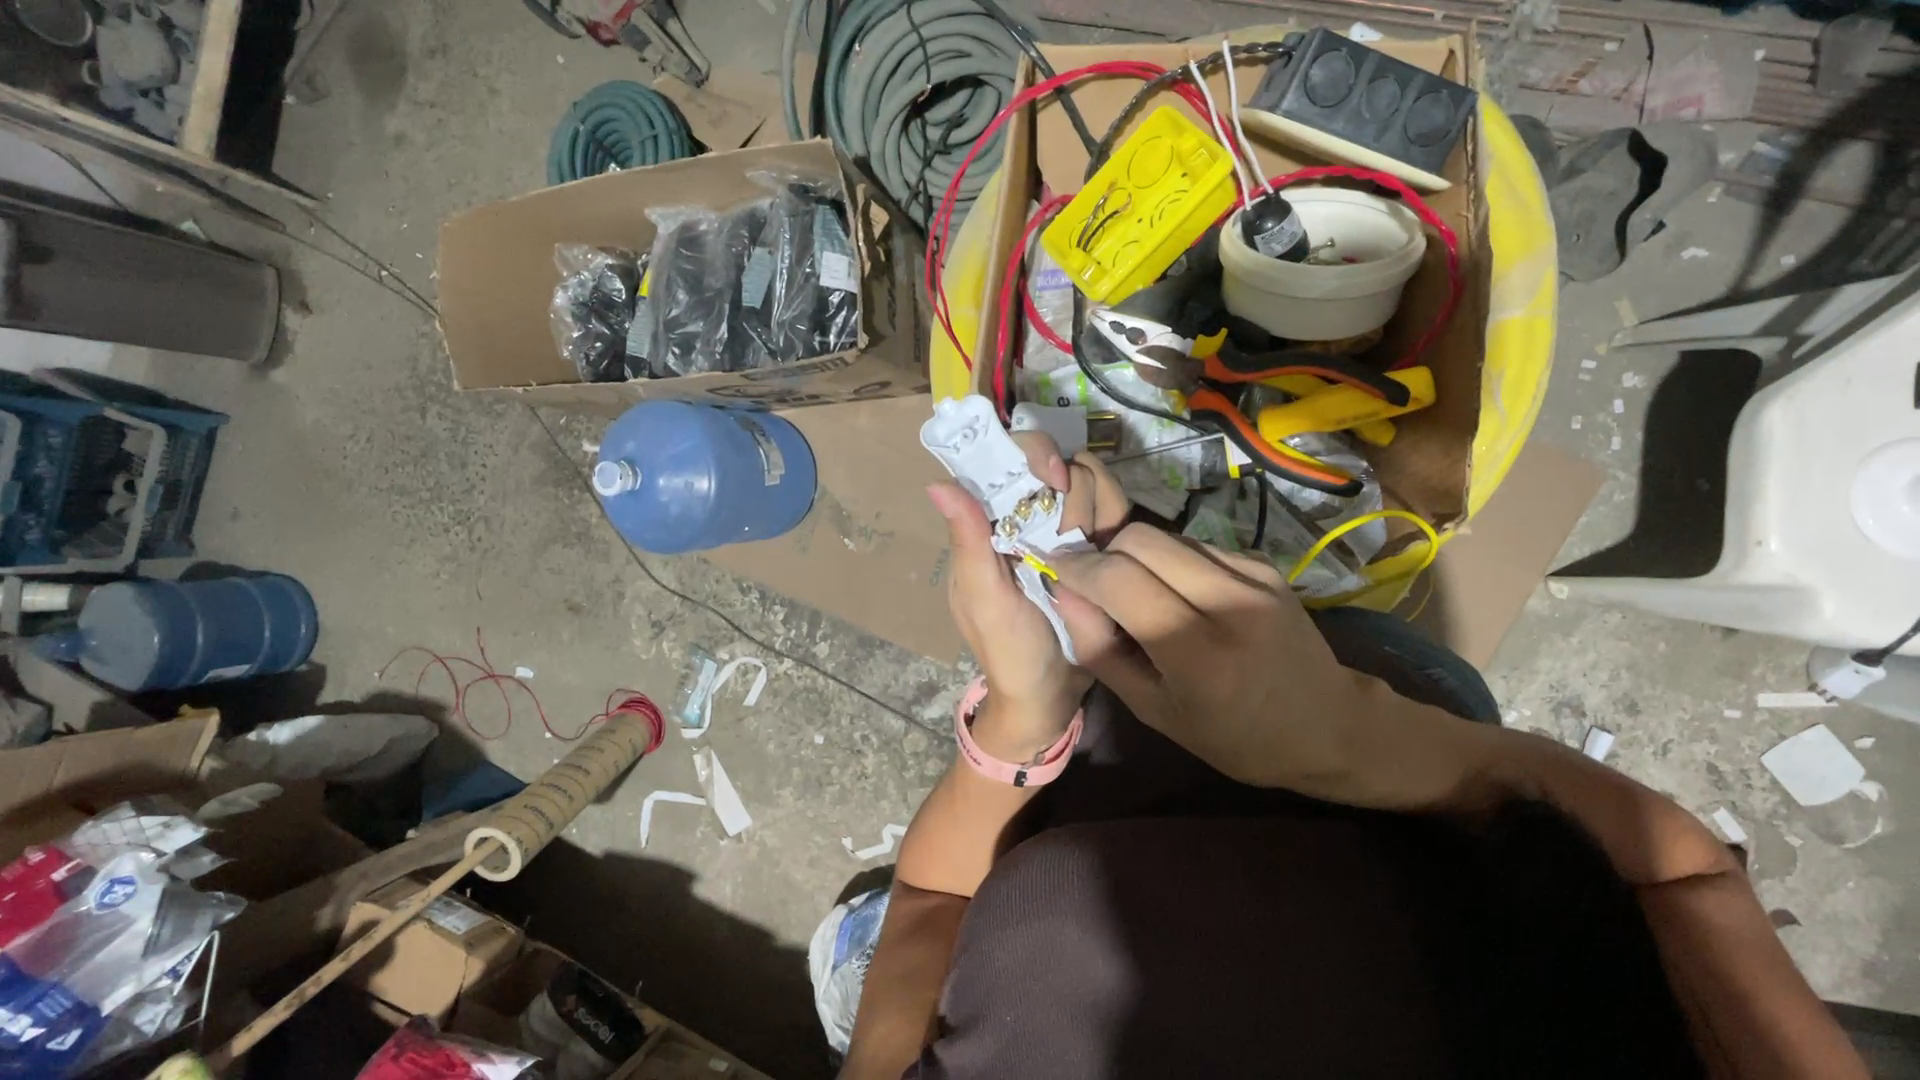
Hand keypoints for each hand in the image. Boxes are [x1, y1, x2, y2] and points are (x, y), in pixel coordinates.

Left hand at [926, 433, 1128, 759]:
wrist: (1051, 697)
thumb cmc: (1006, 651)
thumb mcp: (984, 599)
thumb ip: (968, 541)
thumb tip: (936, 483)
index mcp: (990, 524)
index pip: (1009, 459)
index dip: (1034, 454)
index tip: (1052, 480)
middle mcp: (1027, 518)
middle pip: (1061, 463)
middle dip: (1073, 492)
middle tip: (1070, 534)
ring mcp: (1065, 531)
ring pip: (1093, 483)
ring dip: (1096, 510)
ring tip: (1088, 552)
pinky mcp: (1097, 549)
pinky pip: (1114, 514)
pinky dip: (1115, 524)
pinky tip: (1108, 553)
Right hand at [1052, 523, 1372, 791]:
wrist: (1329, 725)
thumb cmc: (1234, 736)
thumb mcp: (1155, 712)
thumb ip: (1101, 651)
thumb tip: (1063, 593)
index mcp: (1197, 652)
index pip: (1118, 580)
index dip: (1077, 568)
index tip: (1054, 569)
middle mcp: (1228, 601)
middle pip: (1139, 539)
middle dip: (1104, 554)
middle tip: (1094, 583)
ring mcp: (1252, 576)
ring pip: (1166, 535)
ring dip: (1137, 556)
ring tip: (1136, 593)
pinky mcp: (1264, 564)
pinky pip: (1195, 545)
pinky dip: (1171, 562)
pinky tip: (1179, 594)